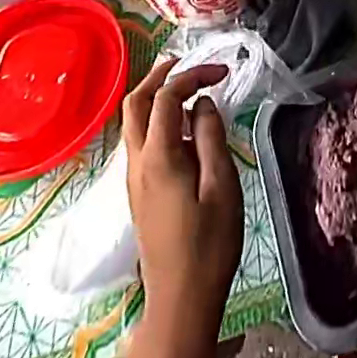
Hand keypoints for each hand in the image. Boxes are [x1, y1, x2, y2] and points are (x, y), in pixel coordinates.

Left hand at [121, 58, 243, 357]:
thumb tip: (204, 103)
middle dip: (158, 76)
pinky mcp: (140, 192)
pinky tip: (186, 125)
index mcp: (159, 158)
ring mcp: (134, 179)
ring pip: (133, 123)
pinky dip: (158, 118)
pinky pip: (141, 141)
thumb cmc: (209, 241)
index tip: (223, 71)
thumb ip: (212, 137)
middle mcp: (137, 163)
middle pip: (135, 105)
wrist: (181, 297)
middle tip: (187, 61)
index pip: (167, 98)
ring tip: (186, 84)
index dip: (192, 75)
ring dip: (155, 96)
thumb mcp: (222, 184)